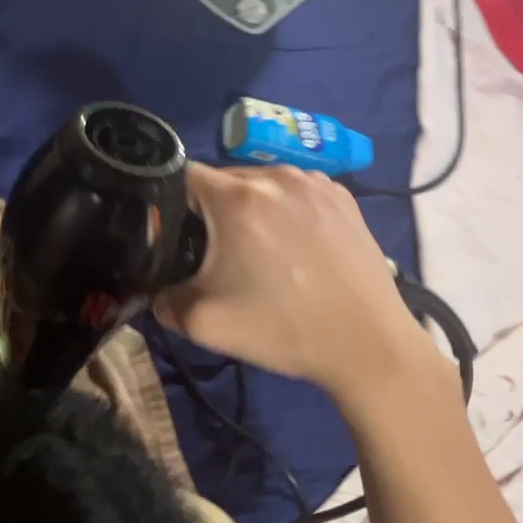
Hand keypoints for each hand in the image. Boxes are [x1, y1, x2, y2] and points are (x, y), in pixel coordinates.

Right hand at [156, 163, 449, 410]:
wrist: (368, 346)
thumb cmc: (283, 329)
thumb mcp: (204, 323)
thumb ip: (163, 300)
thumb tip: (154, 291)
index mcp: (238, 198)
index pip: (184, 176)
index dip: (172, 202)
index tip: (177, 234)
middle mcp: (275, 176)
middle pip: (223, 178)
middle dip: (212, 208)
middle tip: (218, 252)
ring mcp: (314, 182)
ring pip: (261, 182)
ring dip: (250, 207)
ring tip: (259, 249)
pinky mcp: (343, 197)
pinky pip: (295, 190)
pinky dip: (285, 209)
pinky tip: (295, 246)